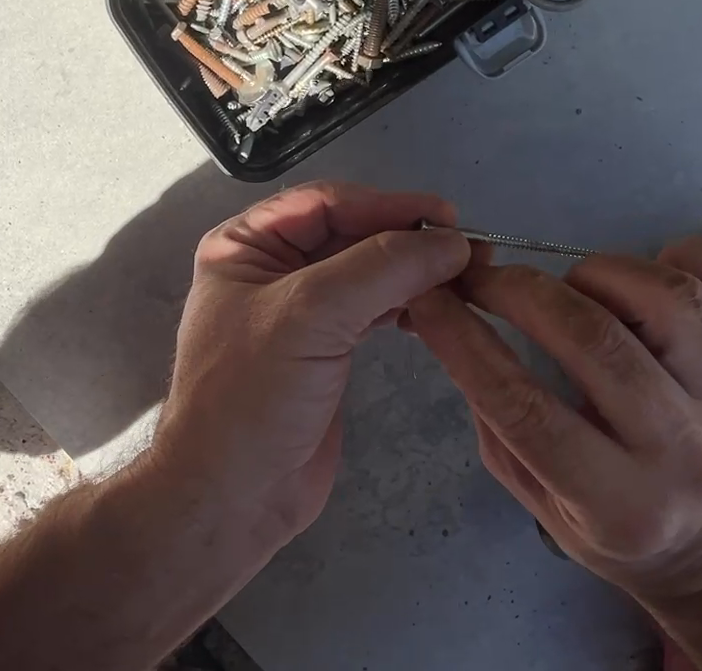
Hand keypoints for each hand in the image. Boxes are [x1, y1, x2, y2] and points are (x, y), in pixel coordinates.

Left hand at [150, 182, 470, 549]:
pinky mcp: (324, 347)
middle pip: (349, 234)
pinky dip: (405, 304)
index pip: (325, 204)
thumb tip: (452, 240)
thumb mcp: (311, 314)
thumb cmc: (254, 394)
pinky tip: (436, 307)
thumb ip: (381, 268)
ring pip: (364, 271)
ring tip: (465, 275)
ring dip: (412, 271)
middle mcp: (270, 268)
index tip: (447, 216)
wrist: (233, 497)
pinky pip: (371, 308)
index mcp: (245, 244)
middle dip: (406, 238)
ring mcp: (298, 310)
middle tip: (468, 248)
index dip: (386, 204)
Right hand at [406, 240, 701, 601]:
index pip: (526, 410)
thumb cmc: (602, 521)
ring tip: (571, 287)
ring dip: (598, 274)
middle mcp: (684, 450)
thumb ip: (493, 418)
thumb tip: (455, 324)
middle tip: (481, 279)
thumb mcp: (531, 496)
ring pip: (670, 300)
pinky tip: (648, 274)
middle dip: (519, 292)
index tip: (426, 299)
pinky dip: (690, 255)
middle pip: (596, 343)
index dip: (464, 344)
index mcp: (618, 502)